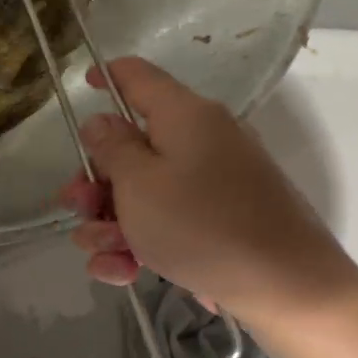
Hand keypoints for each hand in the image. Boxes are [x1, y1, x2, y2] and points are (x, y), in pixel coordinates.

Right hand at [58, 57, 356, 325]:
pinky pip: (147, 226)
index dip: (108, 77)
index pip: (141, 80)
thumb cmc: (200, 223)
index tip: (82, 82)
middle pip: (123, 151)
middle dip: (91, 185)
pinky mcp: (202, 221)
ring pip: (127, 197)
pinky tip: (124, 270)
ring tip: (110, 252)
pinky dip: (127, 248)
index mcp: (185, 120)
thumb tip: (101, 120)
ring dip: (104, 226)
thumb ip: (111, 148)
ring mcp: (201, 185)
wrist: (277, 281)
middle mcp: (196, 144)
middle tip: (80, 208)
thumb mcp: (138, 182)